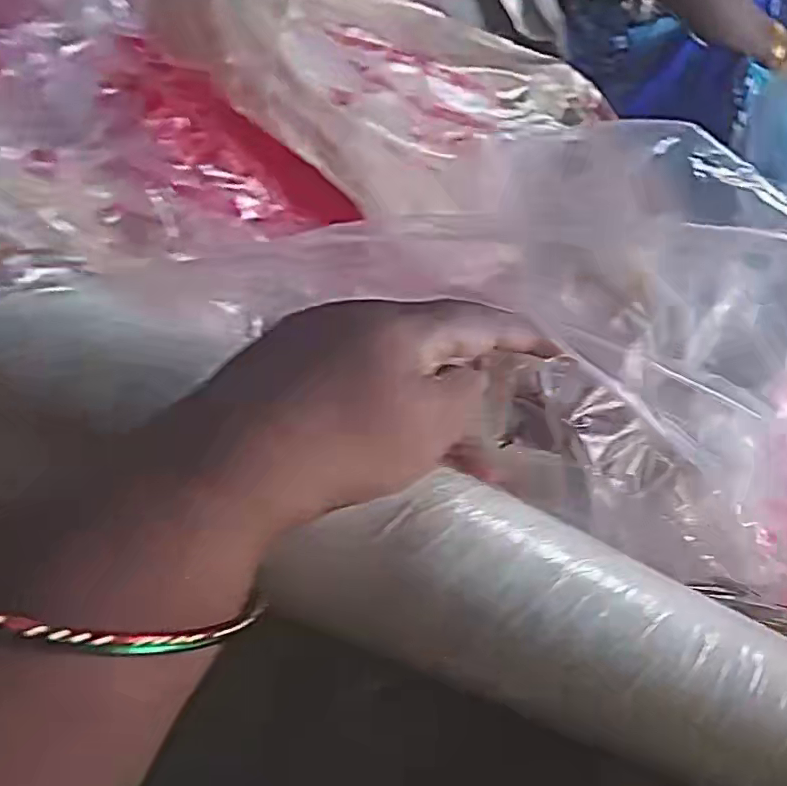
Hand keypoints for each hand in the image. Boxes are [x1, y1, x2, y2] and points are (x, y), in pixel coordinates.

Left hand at [132, 299, 550, 537]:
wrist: (230, 469)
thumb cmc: (351, 444)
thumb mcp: (433, 420)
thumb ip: (467, 388)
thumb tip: (468, 371)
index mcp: (397, 323)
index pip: (475, 317)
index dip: (521, 333)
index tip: (556, 348)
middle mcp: (353, 316)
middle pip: (433, 336)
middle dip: (475, 364)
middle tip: (507, 388)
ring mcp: (312, 338)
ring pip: (396, 362)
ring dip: (434, 397)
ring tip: (459, 439)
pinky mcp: (283, 368)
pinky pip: (360, 378)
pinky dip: (393, 403)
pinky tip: (400, 435)